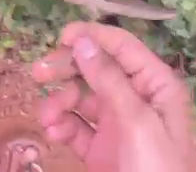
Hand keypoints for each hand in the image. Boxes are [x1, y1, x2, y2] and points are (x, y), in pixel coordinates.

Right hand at [31, 23, 195, 171]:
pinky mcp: (103, 150)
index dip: (93, 36)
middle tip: (38, 73)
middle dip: (68, 69)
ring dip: (60, 102)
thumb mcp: (137, 121)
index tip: (62, 36)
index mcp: (155, 83)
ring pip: (83, 99)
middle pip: (98, 69)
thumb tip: (83, 41)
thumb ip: (110, 80)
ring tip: (46, 117)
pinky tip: (53, 134)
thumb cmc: (157, 167)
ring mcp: (119, 124)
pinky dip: (62, 127)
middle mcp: (136, 97)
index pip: (122, 47)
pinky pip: (78, 129)